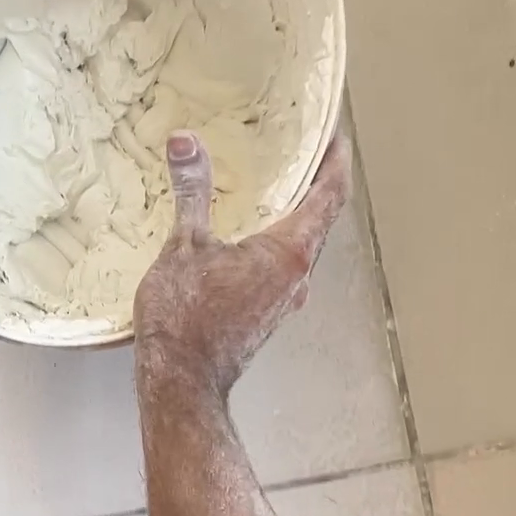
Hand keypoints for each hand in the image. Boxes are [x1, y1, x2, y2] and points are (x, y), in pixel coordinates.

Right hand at [134, 131, 352, 402]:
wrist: (179, 381)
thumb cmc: (185, 319)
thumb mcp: (184, 246)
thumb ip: (192, 192)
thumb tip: (186, 144)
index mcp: (288, 253)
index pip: (330, 194)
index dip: (336, 159)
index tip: (335, 134)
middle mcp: (296, 278)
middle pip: (318, 221)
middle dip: (311, 186)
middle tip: (299, 156)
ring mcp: (282, 302)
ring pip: (297, 250)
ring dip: (289, 220)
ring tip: (269, 193)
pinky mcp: (264, 318)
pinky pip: (277, 272)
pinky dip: (269, 248)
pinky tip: (243, 242)